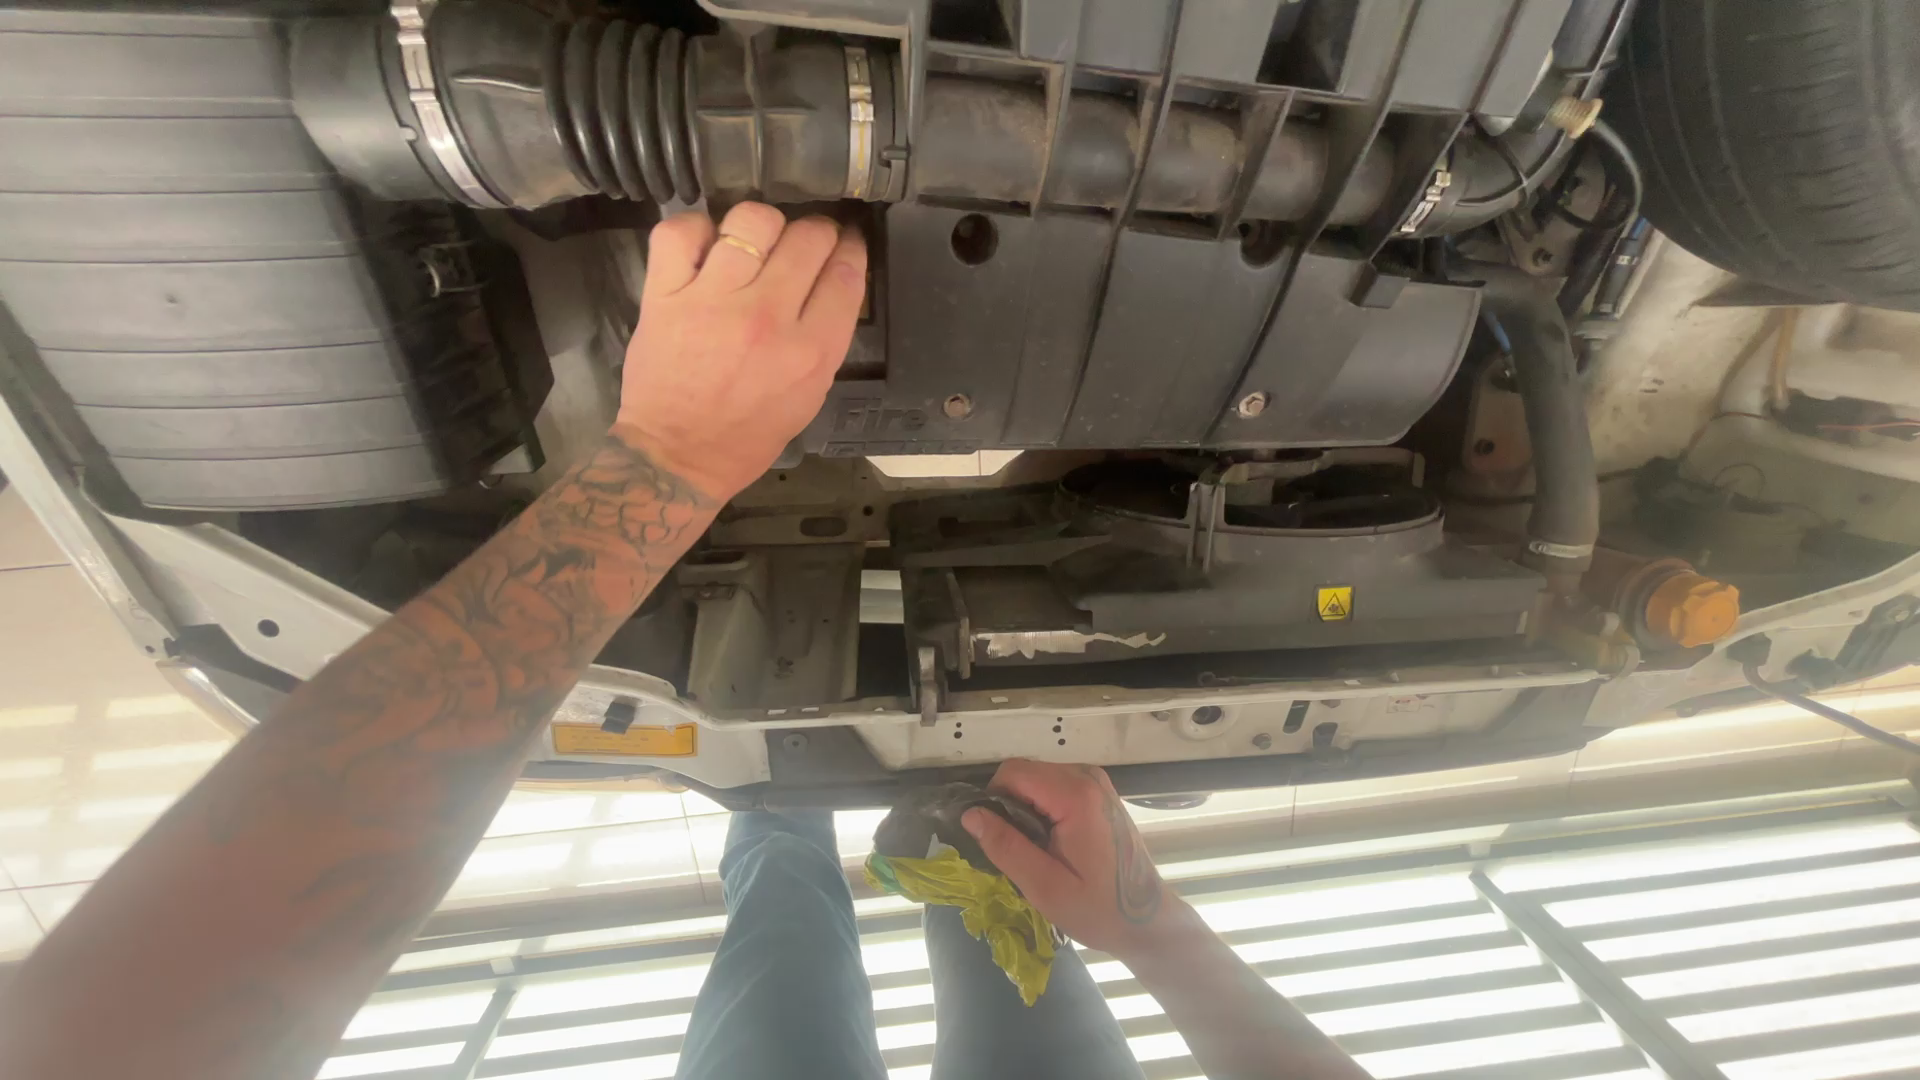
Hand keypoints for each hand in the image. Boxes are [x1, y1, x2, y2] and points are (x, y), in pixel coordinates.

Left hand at [613, 202, 866, 500]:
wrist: (679, 455)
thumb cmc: (749, 435)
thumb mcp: (810, 397)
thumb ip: (825, 341)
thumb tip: (831, 285)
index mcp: (810, 352)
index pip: (845, 275)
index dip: (852, 249)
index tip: (847, 244)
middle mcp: (767, 318)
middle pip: (808, 240)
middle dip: (818, 231)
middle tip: (809, 241)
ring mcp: (713, 301)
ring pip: (753, 221)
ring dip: (765, 225)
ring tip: (760, 240)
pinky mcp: (665, 294)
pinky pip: (684, 231)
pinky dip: (699, 227)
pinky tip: (710, 246)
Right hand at [962, 759, 1179, 960]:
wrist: (1148, 920)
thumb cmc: (1099, 909)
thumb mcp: (1045, 887)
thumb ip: (1006, 847)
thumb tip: (970, 814)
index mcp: (1076, 795)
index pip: (1013, 773)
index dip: (994, 800)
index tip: (999, 837)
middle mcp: (1087, 777)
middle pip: (1025, 772)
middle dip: (1010, 805)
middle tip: (1021, 849)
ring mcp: (1095, 781)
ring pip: (1037, 777)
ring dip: (1026, 807)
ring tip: (1038, 849)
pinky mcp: (1098, 790)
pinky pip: (1054, 785)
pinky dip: (1043, 806)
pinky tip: (1053, 841)